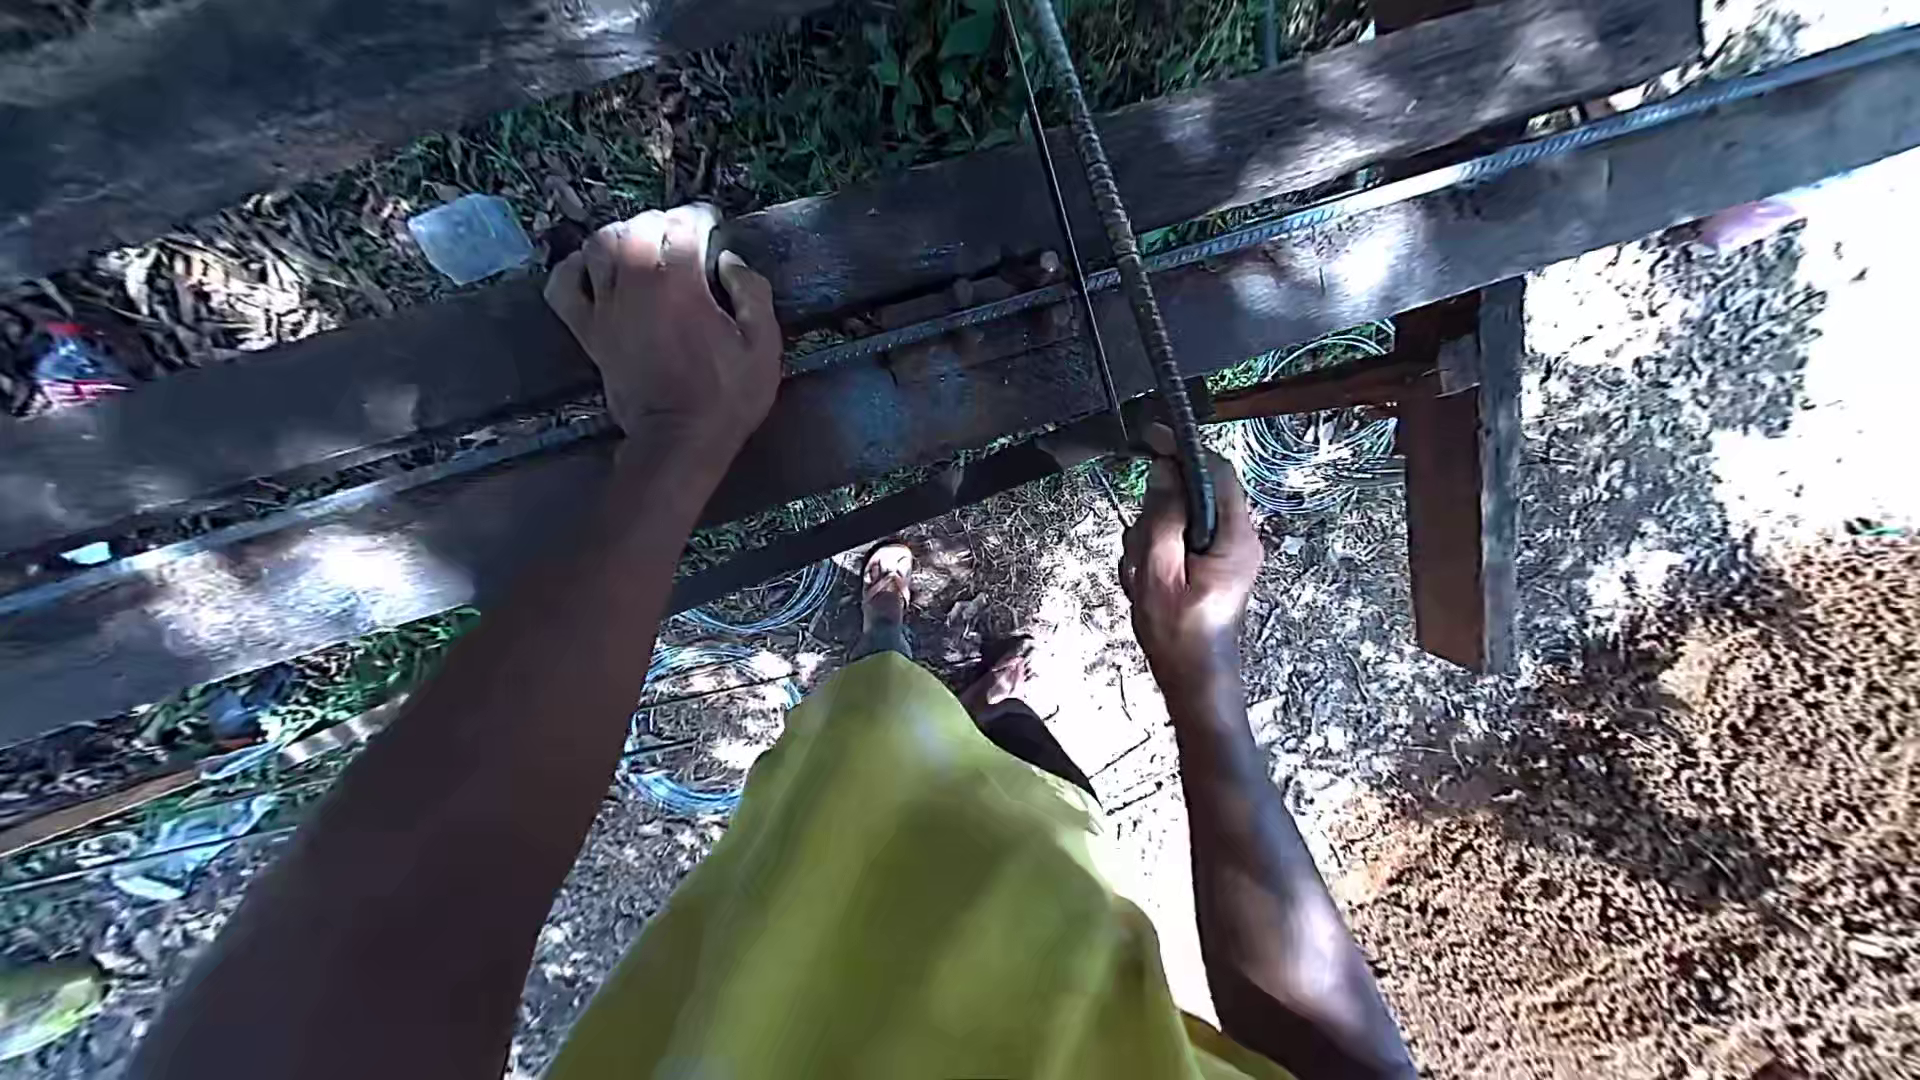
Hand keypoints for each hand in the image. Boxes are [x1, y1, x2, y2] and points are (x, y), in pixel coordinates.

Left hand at [544, 205, 781, 460]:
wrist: (680, 440)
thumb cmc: (728, 397)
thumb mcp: (764, 348)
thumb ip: (753, 295)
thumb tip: (731, 263)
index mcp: (679, 283)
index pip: (684, 225)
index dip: (701, 217)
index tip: (714, 223)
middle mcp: (634, 283)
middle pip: (640, 226)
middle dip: (666, 223)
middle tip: (686, 238)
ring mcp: (605, 306)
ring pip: (600, 244)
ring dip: (625, 235)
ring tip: (645, 247)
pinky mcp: (588, 330)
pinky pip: (566, 284)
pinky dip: (577, 267)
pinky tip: (596, 269)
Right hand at [1120, 450, 1262, 689]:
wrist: (1196, 680)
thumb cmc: (1178, 634)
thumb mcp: (1158, 574)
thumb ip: (1162, 520)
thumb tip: (1163, 473)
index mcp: (1235, 538)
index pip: (1216, 472)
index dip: (1183, 451)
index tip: (1150, 439)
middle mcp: (1240, 538)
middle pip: (1195, 494)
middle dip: (1158, 512)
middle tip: (1139, 549)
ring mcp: (1228, 552)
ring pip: (1182, 517)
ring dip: (1153, 537)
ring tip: (1142, 574)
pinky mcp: (1215, 563)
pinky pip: (1181, 539)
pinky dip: (1158, 551)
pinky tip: (1148, 580)